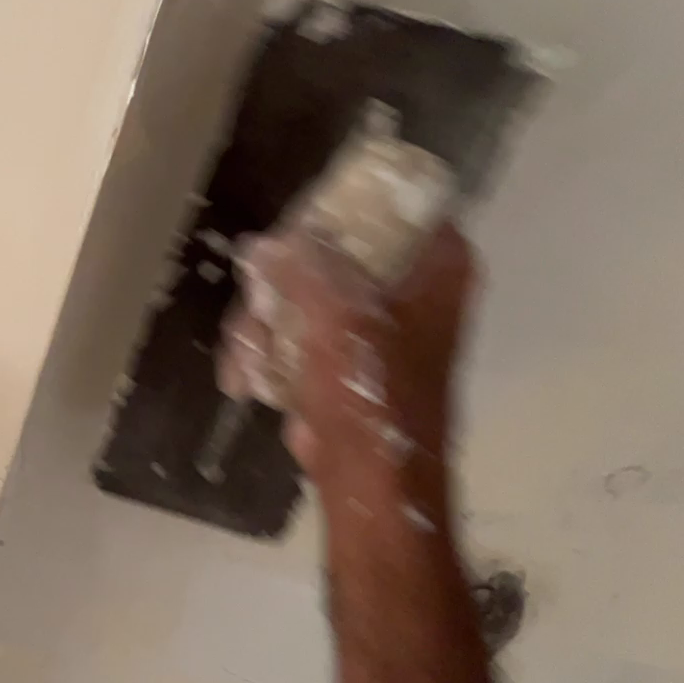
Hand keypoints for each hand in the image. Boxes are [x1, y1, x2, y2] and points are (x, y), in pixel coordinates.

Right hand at [216, 222, 476, 477]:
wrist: (367, 476)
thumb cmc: (372, 392)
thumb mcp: (338, 314)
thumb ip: (303, 265)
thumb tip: (262, 243)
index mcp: (435, 268)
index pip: (394, 206)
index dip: (340, 208)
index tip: (295, 225)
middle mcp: (405, 290)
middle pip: (326, 253)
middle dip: (277, 289)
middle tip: (258, 311)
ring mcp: (365, 326)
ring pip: (294, 295)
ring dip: (259, 330)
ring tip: (250, 364)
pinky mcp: (334, 358)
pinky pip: (286, 333)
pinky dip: (262, 355)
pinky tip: (248, 379)